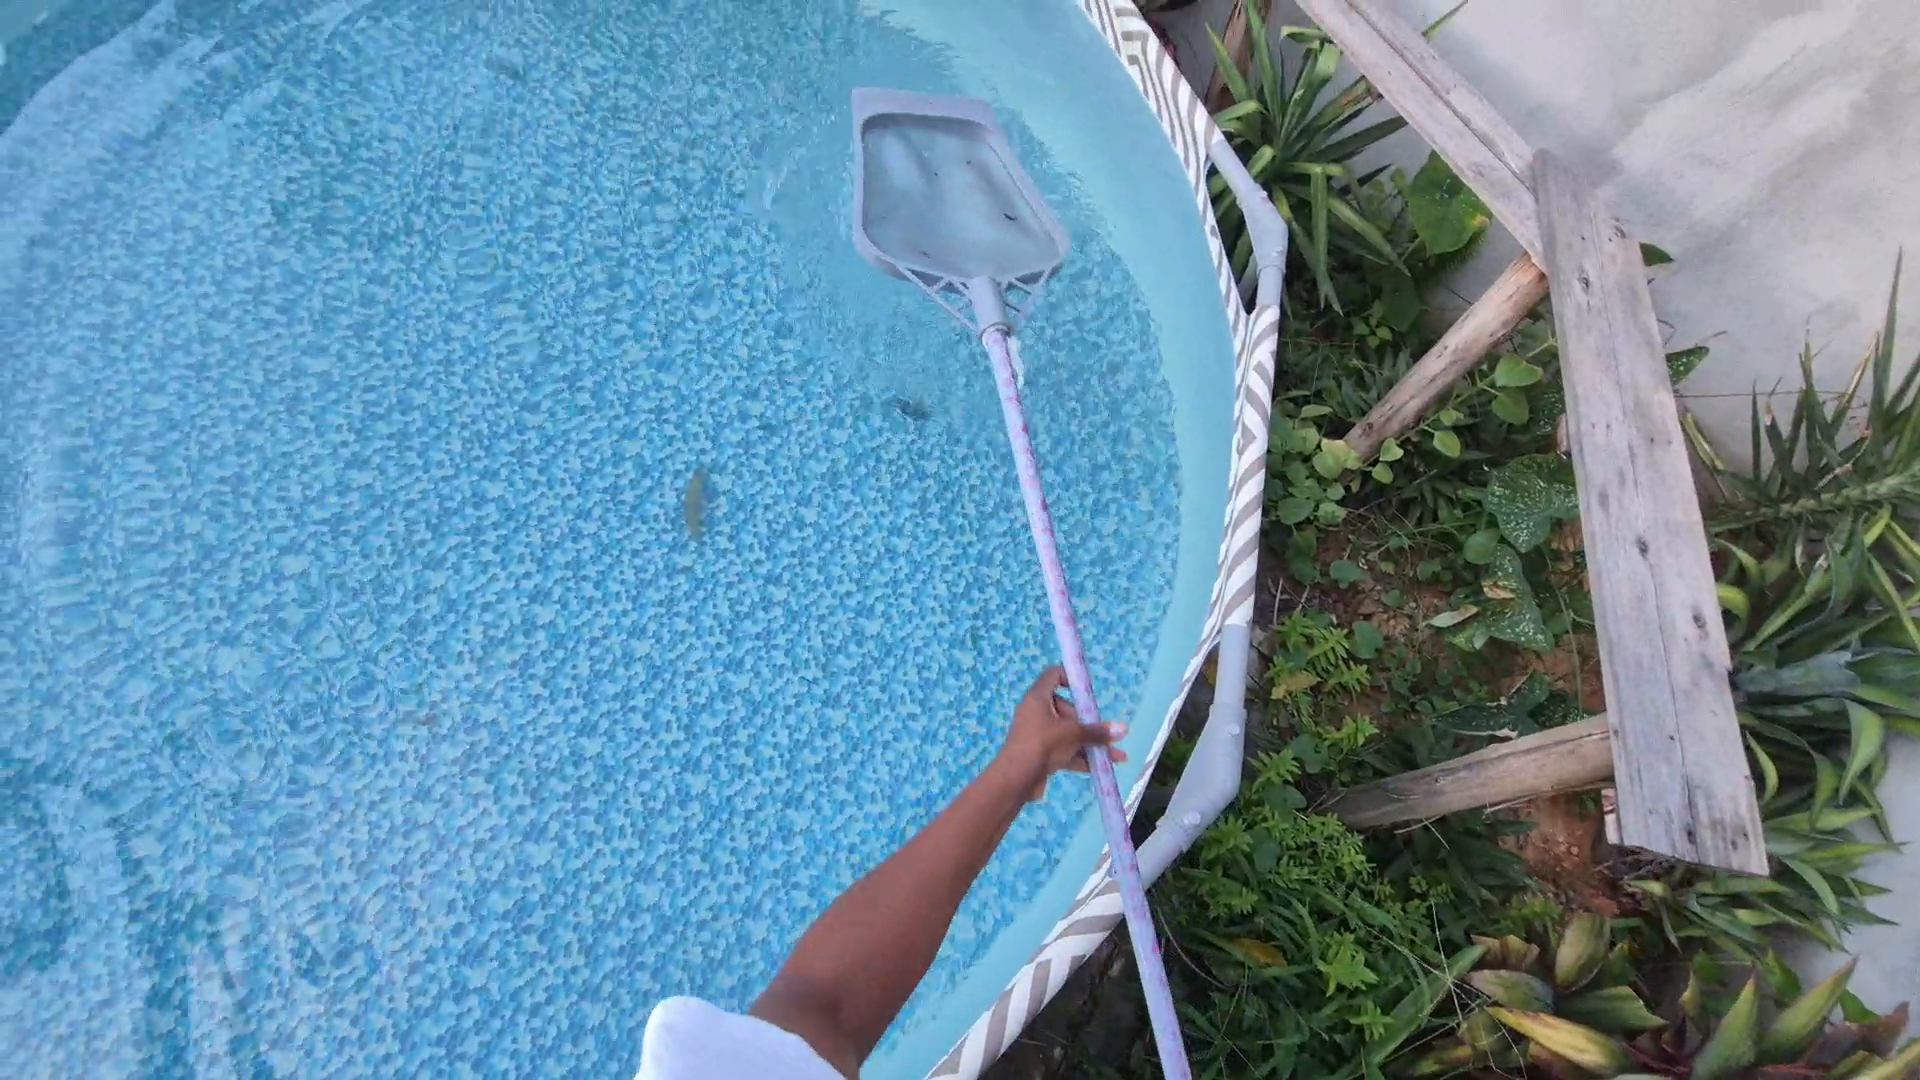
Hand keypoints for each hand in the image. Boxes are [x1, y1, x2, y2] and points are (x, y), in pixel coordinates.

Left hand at [997, 667, 1128, 801]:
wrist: (1016, 779)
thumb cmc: (1042, 744)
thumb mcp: (1073, 734)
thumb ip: (1097, 732)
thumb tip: (1124, 729)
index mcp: (1038, 698)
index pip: (1053, 675)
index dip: (1071, 678)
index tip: (1088, 691)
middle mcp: (1037, 712)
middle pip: (1067, 709)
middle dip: (1089, 723)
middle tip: (1105, 734)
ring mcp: (1039, 734)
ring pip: (1068, 734)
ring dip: (1091, 744)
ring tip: (1116, 756)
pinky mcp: (1041, 754)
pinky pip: (1065, 750)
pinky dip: (1081, 757)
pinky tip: (1102, 768)